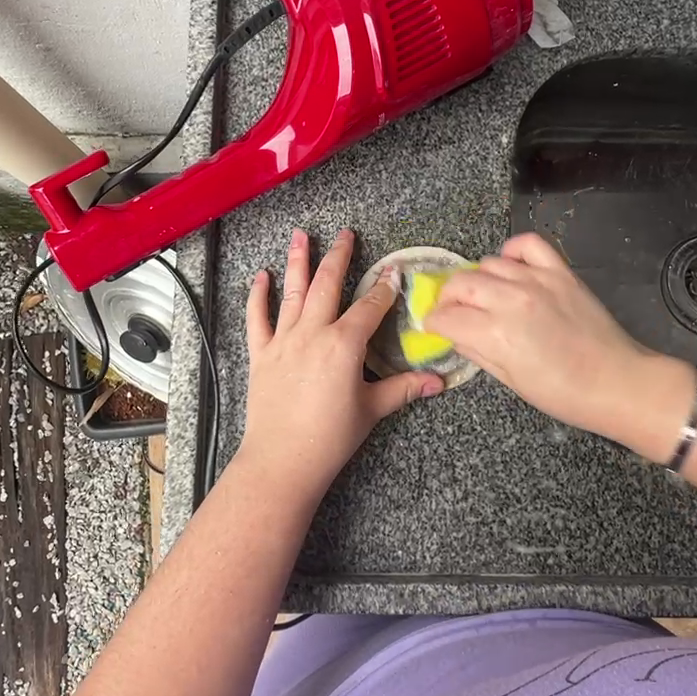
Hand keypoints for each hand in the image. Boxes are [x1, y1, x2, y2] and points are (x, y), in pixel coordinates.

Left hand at [236, 229, 443, 498]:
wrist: (282, 461)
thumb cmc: (330, 438)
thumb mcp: (372, 410)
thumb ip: (403, 389)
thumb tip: (439, 382)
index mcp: (344, 344)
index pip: (370, 307)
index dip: (384, 288)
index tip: (393, 271)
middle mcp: (313, 333)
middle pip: (328, 285)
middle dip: (339, 256)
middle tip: (346, 234)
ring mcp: (284, 341)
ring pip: (293, 292)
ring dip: (298, 261)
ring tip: (300, 235)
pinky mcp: (261, 355)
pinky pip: (257, 319)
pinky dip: (258, 296)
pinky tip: (261, 277)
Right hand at [425, 232, 692, 458]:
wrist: (618, 383)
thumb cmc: (563, 394)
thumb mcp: (510, 381)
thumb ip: (476, 351)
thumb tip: (455, 334)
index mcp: (496, 333)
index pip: (446, 317)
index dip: (434, 323)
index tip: (435, 327)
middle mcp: (511, 300)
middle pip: (459, 284)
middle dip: (448, 299)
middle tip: (453, 312)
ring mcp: (537, 281)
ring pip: (487, 264)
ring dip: (477, 280)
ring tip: (484, 296)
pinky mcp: (560, 272)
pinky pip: (527, 245)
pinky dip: (512, 251)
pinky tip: (510, 268)